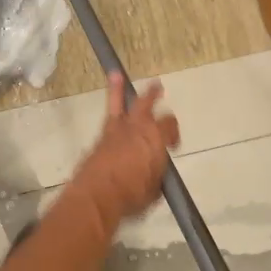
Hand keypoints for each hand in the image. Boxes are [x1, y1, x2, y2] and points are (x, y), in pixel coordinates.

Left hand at [69, 73, 179, 232]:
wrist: (97, 196)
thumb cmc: (131, 195)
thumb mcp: (154, 190)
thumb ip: (156, 175)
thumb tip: (153, 173)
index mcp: (156, 139)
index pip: (170, 125)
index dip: (173, 132)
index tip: (172, 144)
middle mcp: (137, 128)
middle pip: (147, 105)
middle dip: (153, 96)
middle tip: (157, 88)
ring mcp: (116, 130)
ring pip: (121, 104)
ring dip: (119, 89)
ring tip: (116, 74)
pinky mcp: (101, 137)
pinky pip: (108, 115)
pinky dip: (109, 102)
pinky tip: (108, 103)